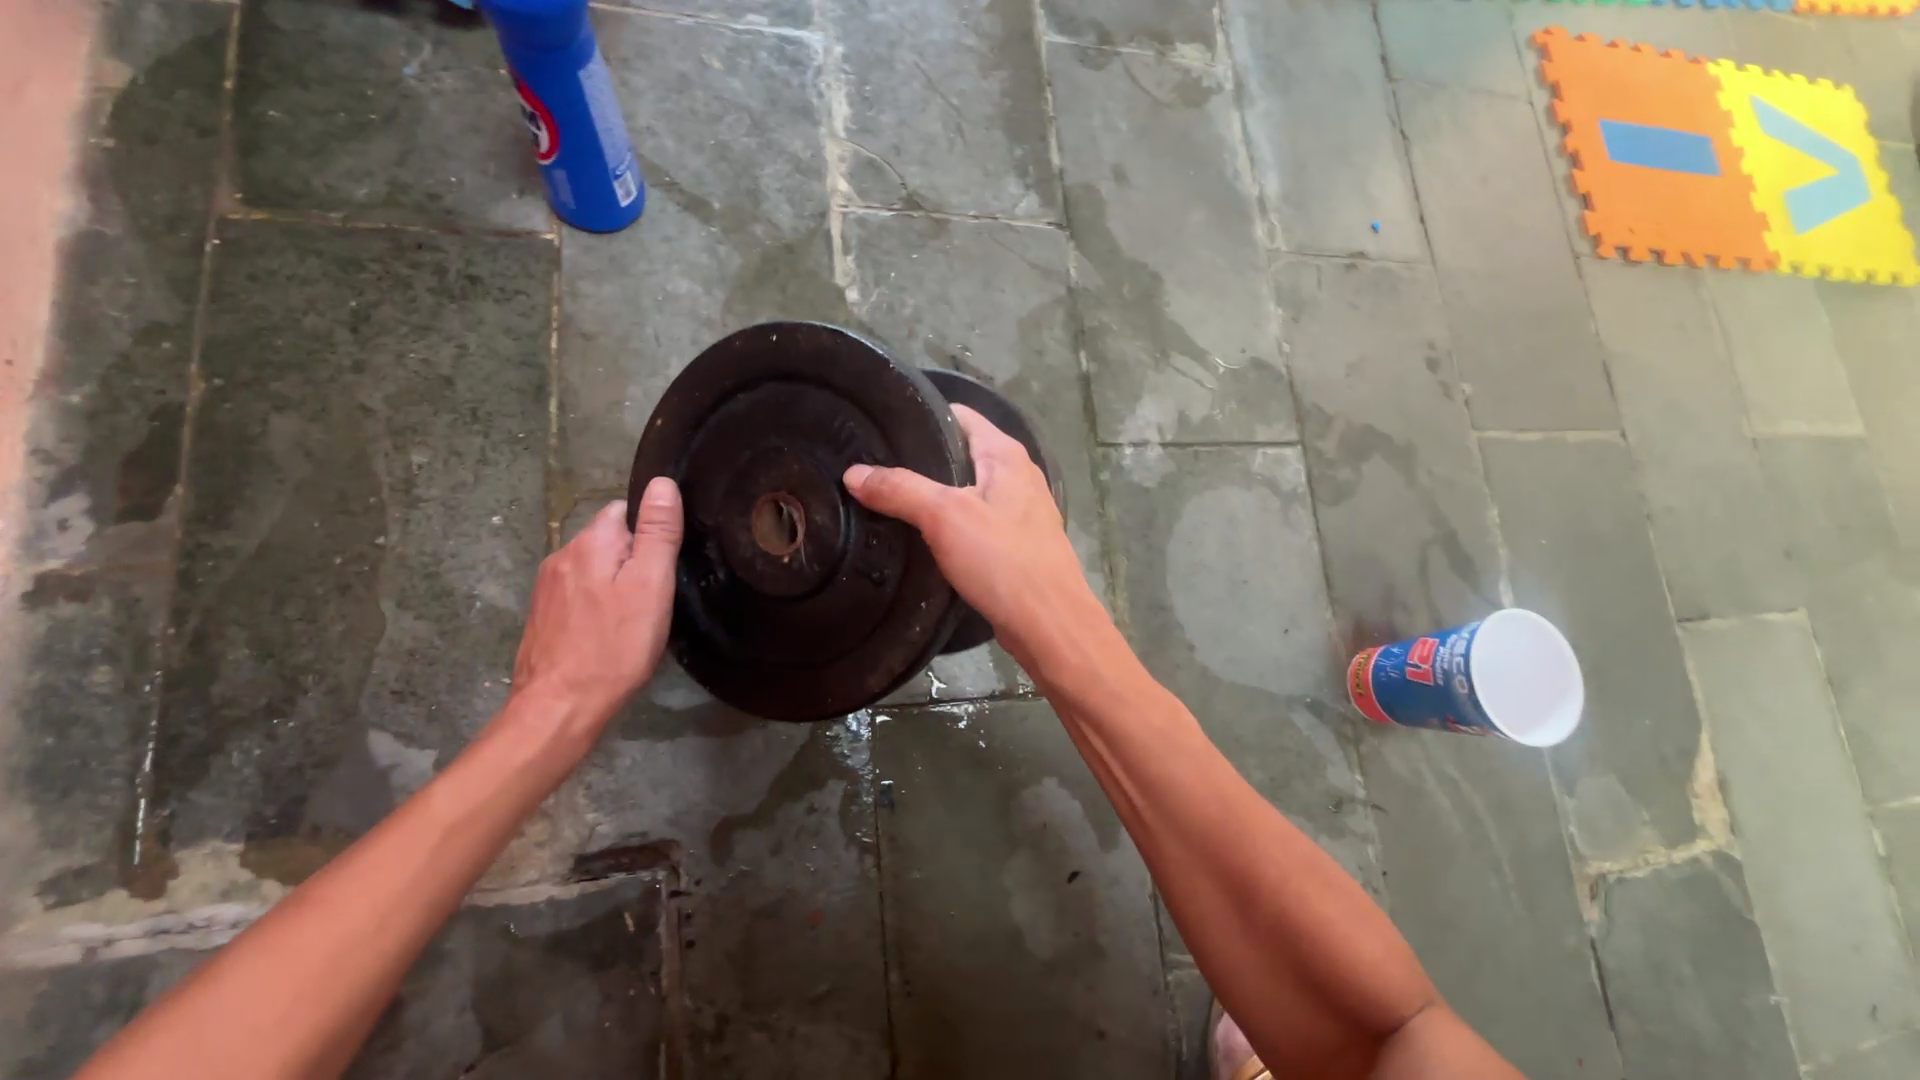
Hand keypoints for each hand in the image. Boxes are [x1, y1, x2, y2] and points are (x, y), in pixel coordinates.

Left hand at [509, 477, 682, 730]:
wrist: (560, 706)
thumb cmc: (614, 646)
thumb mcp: (650, 586)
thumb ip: (657, 533)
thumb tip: (662, 482)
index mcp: (589, 542)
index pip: (624, 510)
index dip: (650, 532)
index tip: (666, 565)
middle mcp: (561, 556)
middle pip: (607, 539)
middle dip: (632, 558)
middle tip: (656, 596)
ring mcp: (547, 587)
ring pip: (592, 568)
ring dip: (614, 582)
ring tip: (635, 617)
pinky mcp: (542, 615)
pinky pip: (578, 594)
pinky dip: (596, 604)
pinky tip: (608, 632)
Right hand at [843, 405, 1102, 663]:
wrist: (1049, 625)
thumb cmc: (1003, 560)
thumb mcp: (945, 516)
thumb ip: (900, 489)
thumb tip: (854, 473)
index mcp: (1006, 455)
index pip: (960, 415)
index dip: (922, 414)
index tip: (880, 427)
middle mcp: (1017, 476)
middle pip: (959, 454)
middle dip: (920, 459)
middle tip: (872, 468)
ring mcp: (1018, 514)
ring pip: (965, 492)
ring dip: (932, 497)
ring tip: (885, 501)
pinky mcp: (1014, 547)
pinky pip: (972, 525)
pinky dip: (947, 527)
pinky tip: (919, 540)